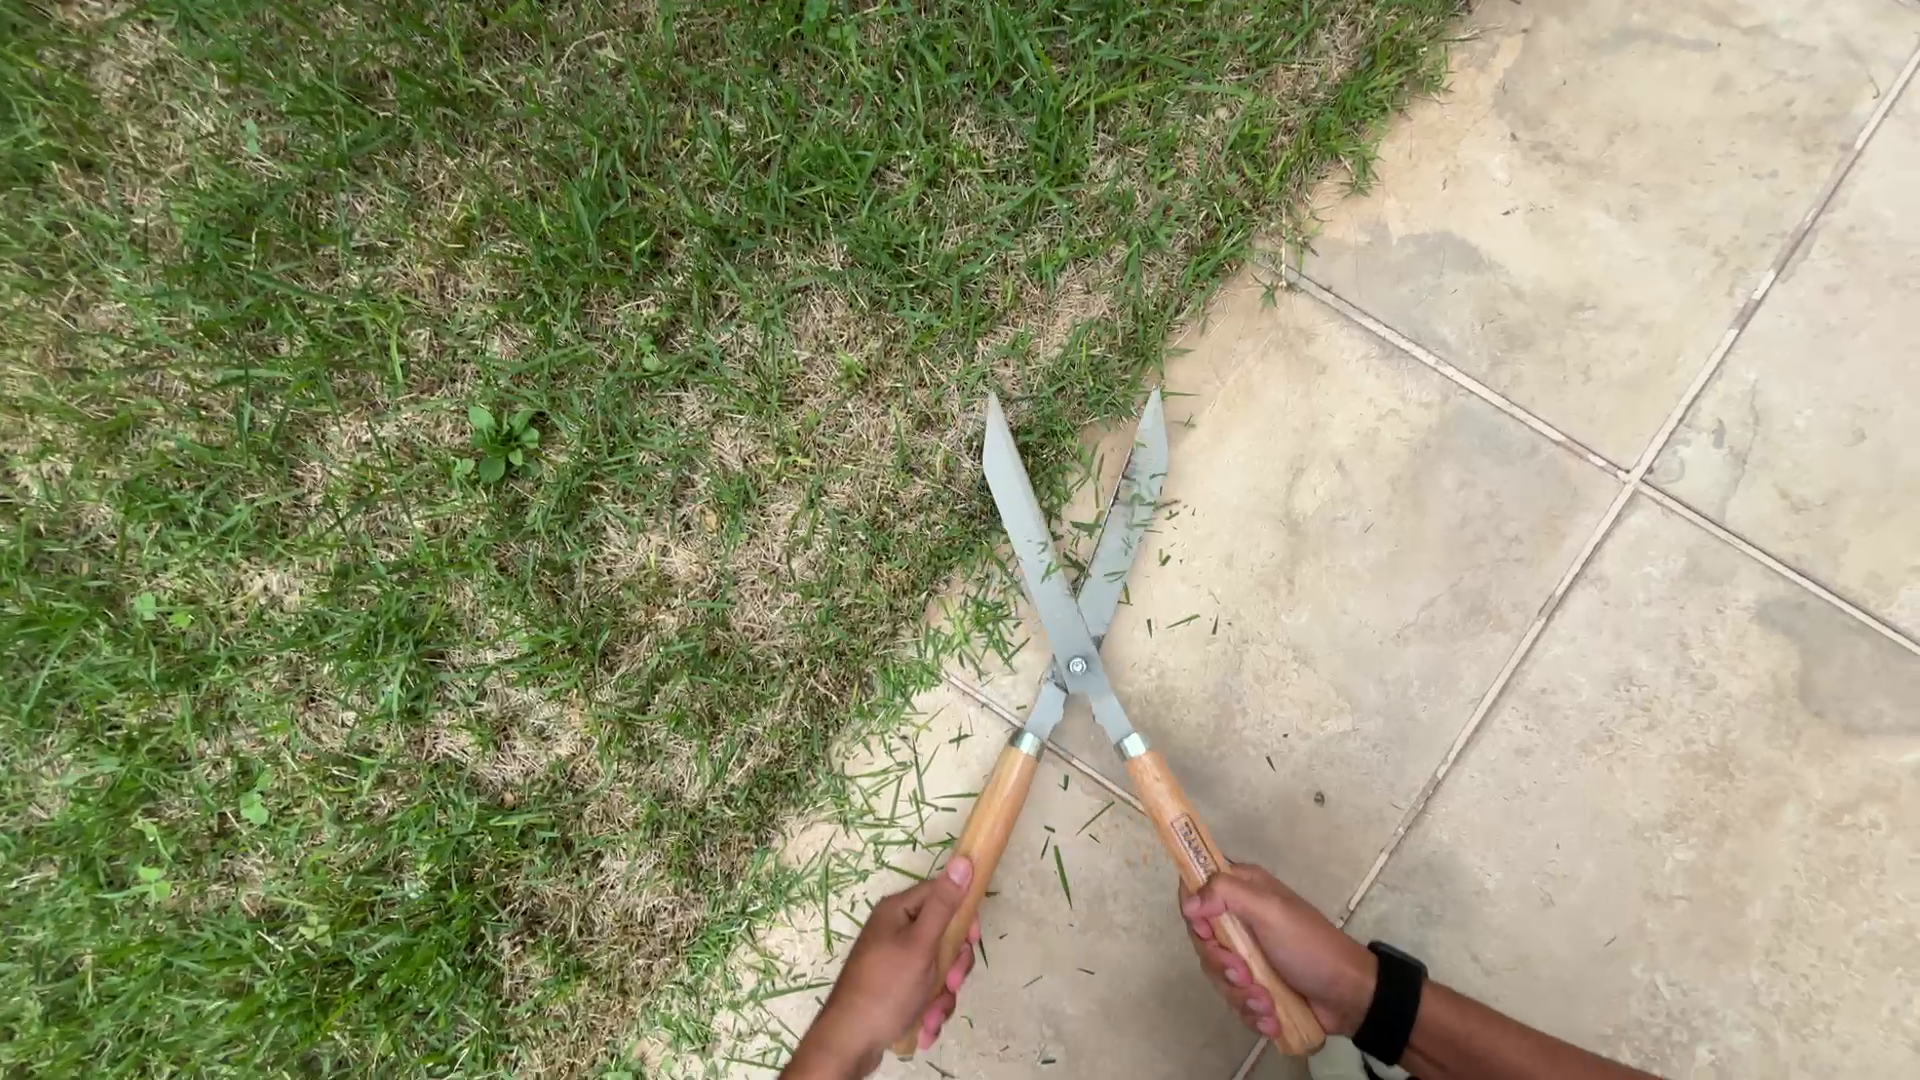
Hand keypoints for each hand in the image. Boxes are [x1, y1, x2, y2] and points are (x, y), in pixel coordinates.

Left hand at [785, 857, 979, 1078]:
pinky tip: (924, 1027)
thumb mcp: (920, 944)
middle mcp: (896, 930)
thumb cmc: (886, 988)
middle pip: (943, 935)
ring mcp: (895, 960)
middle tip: (951, 983)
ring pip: (938, 967)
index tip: (972, 940)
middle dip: (952, 966)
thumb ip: (944, 905)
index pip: (940, 894)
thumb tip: (962, 860)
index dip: (962, 914)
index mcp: (898, 911)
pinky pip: (926, 989)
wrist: (849, 1043)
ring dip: (942, 995)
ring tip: (931, 1017)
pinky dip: (930, 1008)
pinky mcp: (896, 986)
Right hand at [1179, 862, 1375, 1038]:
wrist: (1351, 997)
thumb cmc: (1310, 946)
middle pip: (1201, 938)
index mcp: (1242, 889)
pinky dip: (1249, 1011)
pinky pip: (1232, 996)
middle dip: (1221, 965)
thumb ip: (1227, 894)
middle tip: (1245, 976)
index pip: (1195, 888)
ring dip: (1239, 994)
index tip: (1208, 934)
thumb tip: (1188, 904)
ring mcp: (1246, 952)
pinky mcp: (1254, 982)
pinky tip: (1270, 1017)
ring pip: (1216, 971)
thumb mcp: (1270, 910)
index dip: (1193, 912)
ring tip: (1267, 1004)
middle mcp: (1238, 916)